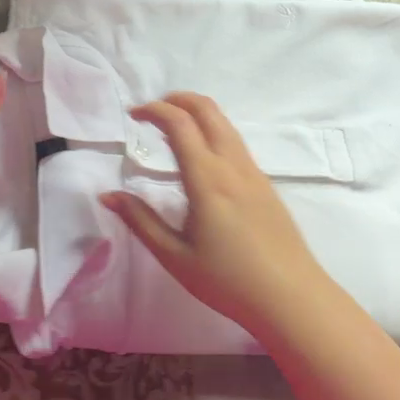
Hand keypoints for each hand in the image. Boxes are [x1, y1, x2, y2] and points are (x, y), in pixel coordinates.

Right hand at [100, 93, 328, 335]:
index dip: (153, 110)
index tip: (133, 115)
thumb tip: (107, 195)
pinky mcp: (265, 183)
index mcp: (207, 178)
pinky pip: (235, 140)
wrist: (293, 299)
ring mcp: (253, 171)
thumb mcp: (175, 257)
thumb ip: (141, 221)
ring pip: (224, 122)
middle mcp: (231, 164)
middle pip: (206, 109)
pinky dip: (211, 130)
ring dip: (195, 112)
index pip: (179, 123)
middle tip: (151, 112)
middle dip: (176, 99)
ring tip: (172, 129)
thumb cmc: (228, 281)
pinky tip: (201, 156)